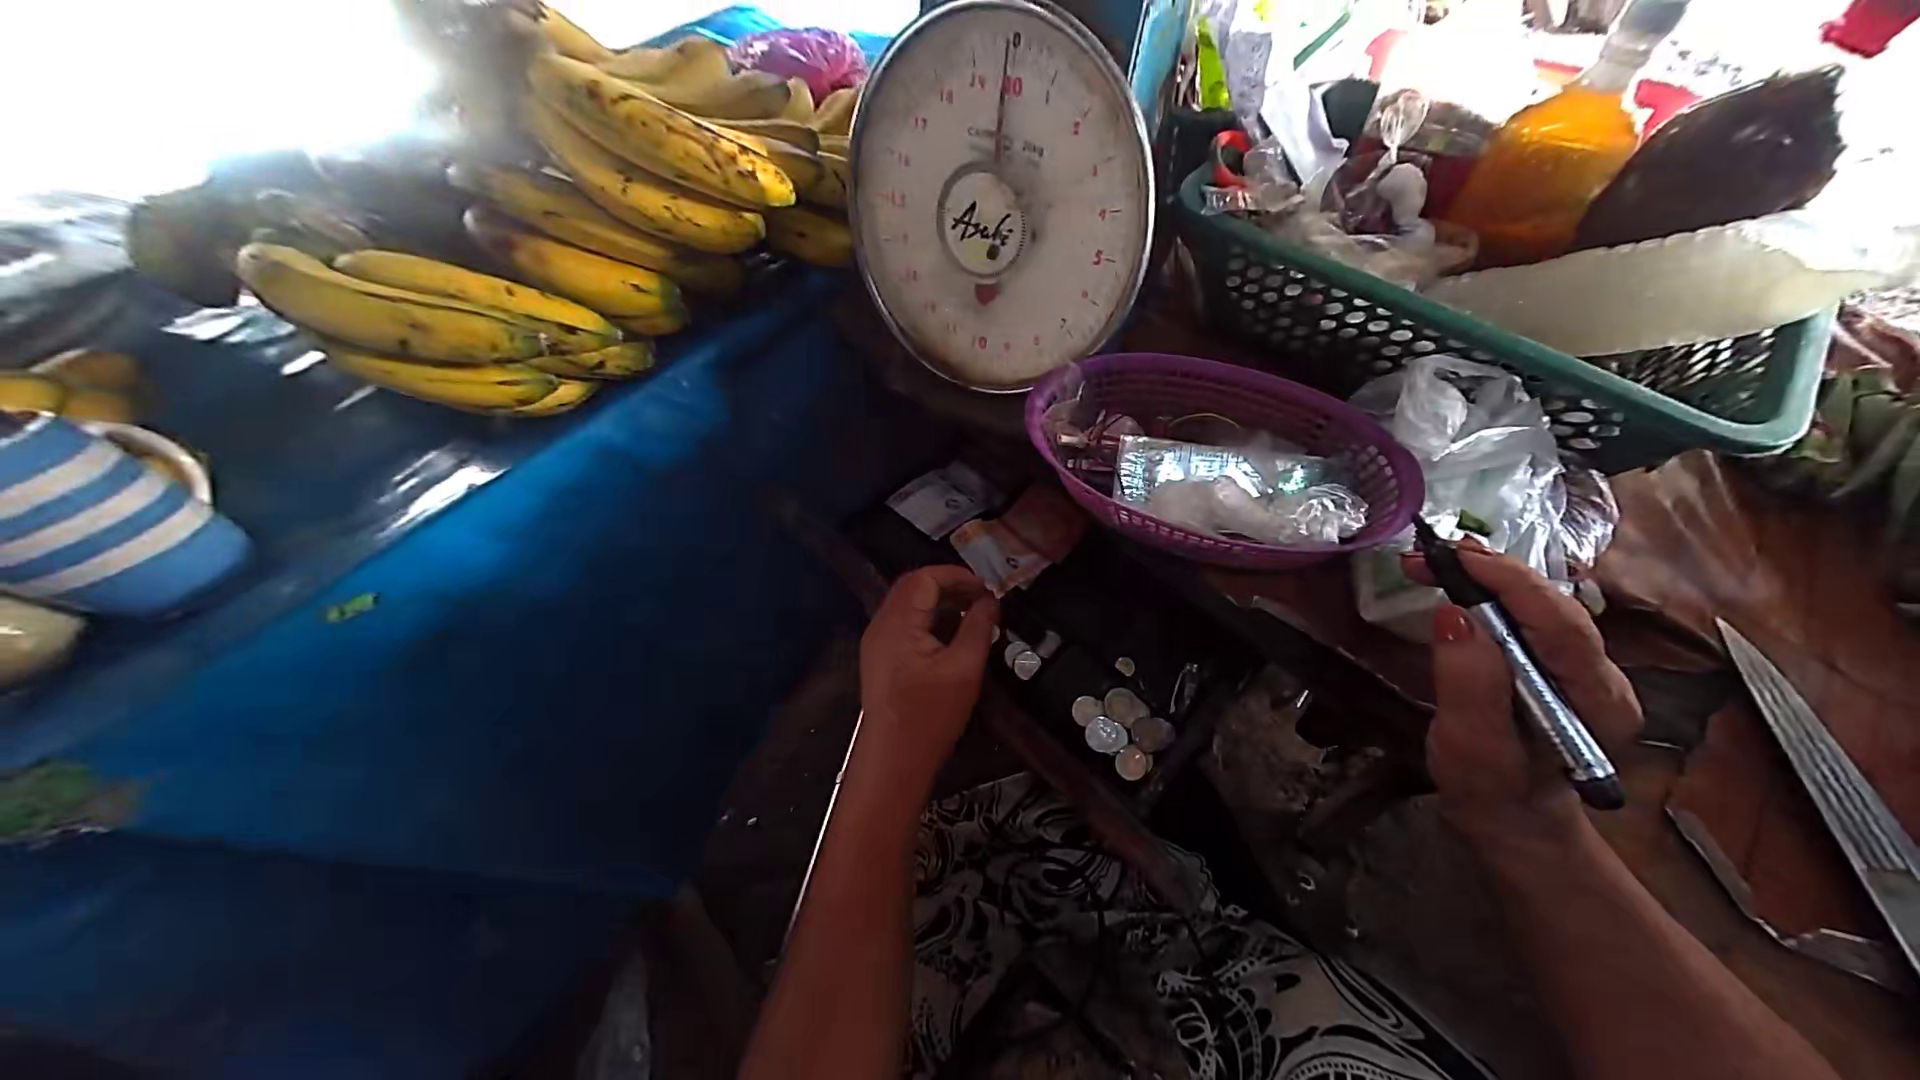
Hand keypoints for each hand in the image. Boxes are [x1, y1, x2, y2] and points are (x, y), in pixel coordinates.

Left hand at [855, 565, 998, 805]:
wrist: (894, 759)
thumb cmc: (930, 715)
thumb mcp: (964, 668)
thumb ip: (978, 627)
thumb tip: (990, 601)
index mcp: (897, 623)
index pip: (924, 578)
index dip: (957, 576)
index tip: (985, 589)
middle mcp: (881, 625)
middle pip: (912, 586)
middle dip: (948, 585)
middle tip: (980, 597)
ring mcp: (876, 642)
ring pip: (907, 604)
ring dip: (939, 601)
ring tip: (971, 612)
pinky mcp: (880, 657)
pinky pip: (903, 623)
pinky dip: (928, 618)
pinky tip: (951, 633)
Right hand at [1403, 546, 1640, 843]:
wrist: (1512, 816)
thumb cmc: (1489, 788)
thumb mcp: (1471, 745)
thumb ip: (1469, 684)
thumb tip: (1454, 615)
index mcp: (1593, 699)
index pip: (1560, 623)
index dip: (1510, 582)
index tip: (1454, 558)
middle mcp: (1601, 676)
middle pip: (1556, 606)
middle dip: (1495, 572)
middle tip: (1433, 553)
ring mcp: (1583, 670)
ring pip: (1545, 606)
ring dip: (1492, 576)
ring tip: (1443, 559)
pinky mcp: (1557, 666)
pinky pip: (1530, 617)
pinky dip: (1493, 591)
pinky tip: (1465, 581)